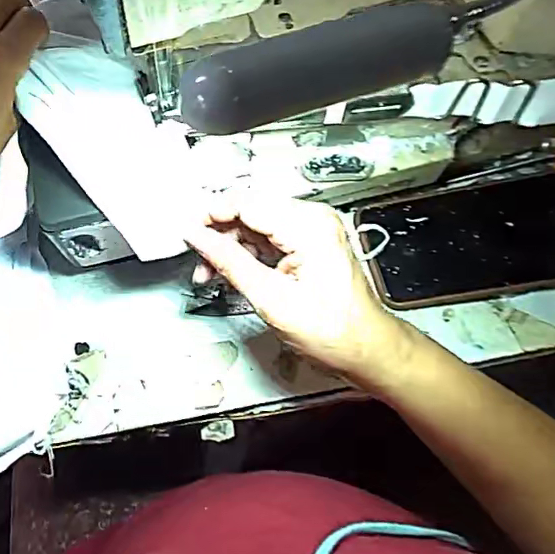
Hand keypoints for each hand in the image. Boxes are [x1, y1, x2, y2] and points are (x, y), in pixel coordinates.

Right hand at [185, 193, 447, 390]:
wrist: (367, 350)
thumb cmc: (335, 331)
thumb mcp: (271, 299)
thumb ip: (229, 262)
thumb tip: (197, 237)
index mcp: (308, 226)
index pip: (246, 203)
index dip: (211, 216)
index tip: (187, 232)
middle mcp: (311, 219)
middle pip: (247, 212)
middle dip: (218, 235)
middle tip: (196, 259)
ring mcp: (309, 229)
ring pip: (251, 225)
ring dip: (227, 247)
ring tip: (209, 273)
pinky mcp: (305, 241)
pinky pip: (264, 237)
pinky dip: (244, 253)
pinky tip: (228, 272)